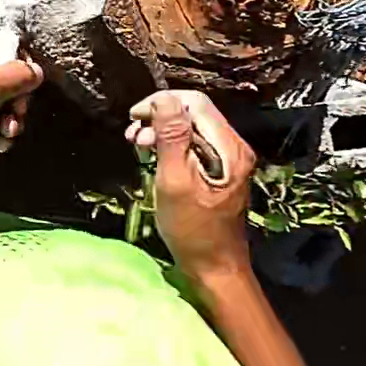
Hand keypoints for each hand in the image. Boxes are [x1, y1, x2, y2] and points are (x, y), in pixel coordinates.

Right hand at [127, 91, 255, 277]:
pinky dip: (170, 144)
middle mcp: (233, 147)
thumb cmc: (192, 230)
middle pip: (194, 112)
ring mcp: (228, 158)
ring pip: (192, 127)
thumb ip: (171, 138)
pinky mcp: (219, 169)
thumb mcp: (175, 182)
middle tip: (132, 135)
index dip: (161, 103)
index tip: (134, 118)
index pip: (194, 103)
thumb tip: (163, 99)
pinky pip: (194, 144)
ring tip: (137, 145)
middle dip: (159, 116)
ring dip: (161, 130)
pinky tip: (153, 155)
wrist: (213, 266)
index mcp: (228, 148)